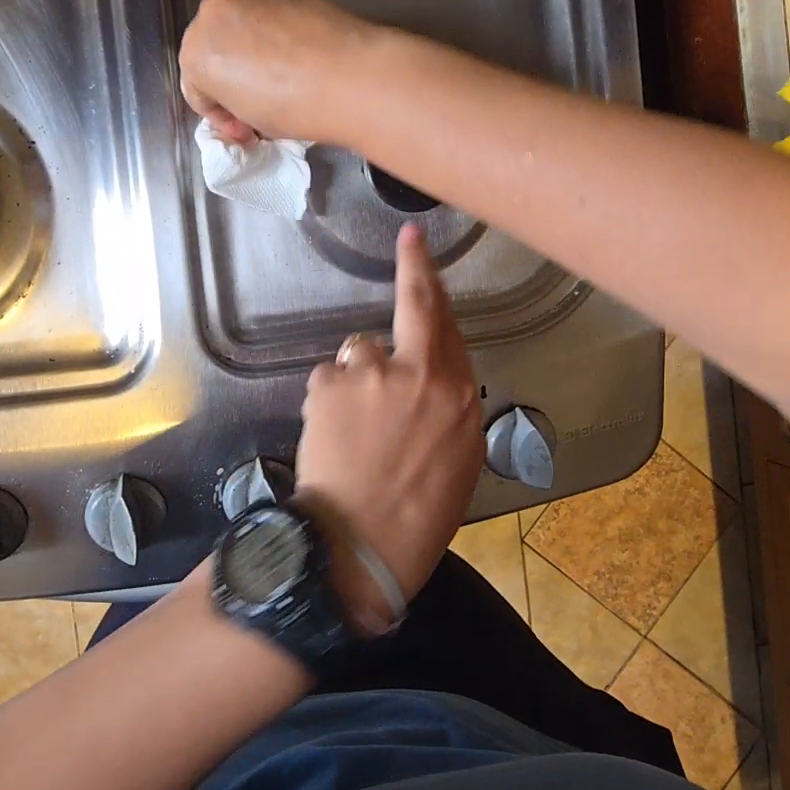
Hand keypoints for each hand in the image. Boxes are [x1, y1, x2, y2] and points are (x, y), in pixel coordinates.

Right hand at [179, 0, 391, 145]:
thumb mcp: (251, 122)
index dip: (219, 116)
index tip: (244, 131)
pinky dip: (276, 39)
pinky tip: (302, 62)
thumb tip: (246, 105)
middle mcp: (216, 13)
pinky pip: (269, 20)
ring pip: (240, 31)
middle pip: (213, 52)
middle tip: (258, 108)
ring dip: (251, 56)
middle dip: (229, 81)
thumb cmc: (292, 107)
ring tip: (282, 83)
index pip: (196, 90)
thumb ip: (235, 106)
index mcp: (197, 51)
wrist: (352, 77)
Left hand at [293, 225, 483, 632]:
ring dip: (355, 374)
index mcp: (462, 399)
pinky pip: (328, 377)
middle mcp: (424, 375)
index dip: (439, 300)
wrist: (360, 548)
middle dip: (415, 266)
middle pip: (418, 307)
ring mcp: (376, 374)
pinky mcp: (333, 383)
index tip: (428, 266)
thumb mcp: (455, 464)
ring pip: (360, 349)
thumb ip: (444, 411)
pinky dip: (327, 399)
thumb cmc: (416, 519)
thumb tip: (428, 384)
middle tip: (411, 241)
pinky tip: (329, 434)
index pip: (451, 333)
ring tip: (350, 423)